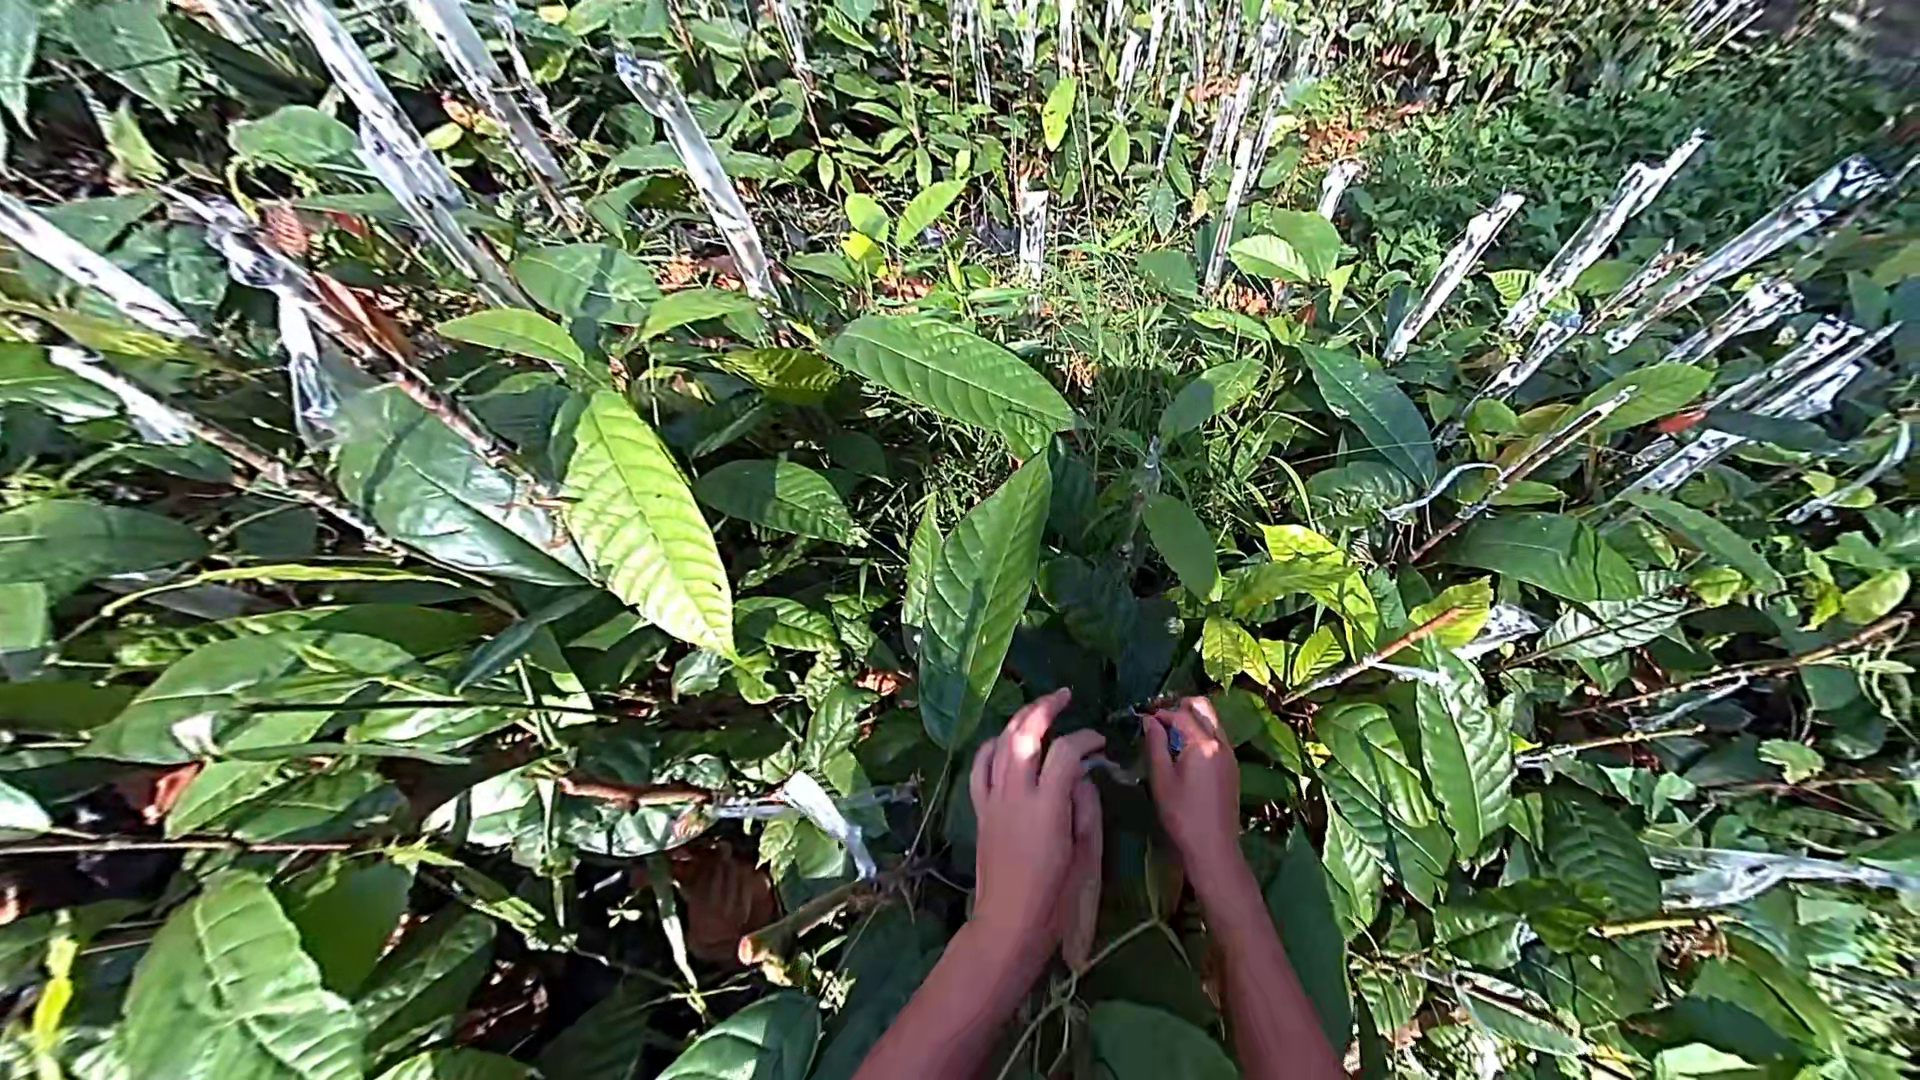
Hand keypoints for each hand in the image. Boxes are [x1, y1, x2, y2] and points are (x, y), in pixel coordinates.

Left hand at [969, 688, 1104, 960]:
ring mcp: (993, 798)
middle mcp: (1016, 793)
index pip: (1066, 753)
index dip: (1086, 740)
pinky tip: (1004, 739)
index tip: (1100, 742)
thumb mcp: (1084, 853)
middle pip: (1025, 733)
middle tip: (1064, 695)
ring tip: (1038, 708)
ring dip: (1020, 719)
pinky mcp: (980, 808)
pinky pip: (980, 765)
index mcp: (1047, 806)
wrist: (1008, 923)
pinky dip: (992, 745)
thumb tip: (1082, 777)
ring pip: (1001, 742)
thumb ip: (1085, 807)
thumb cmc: (1055, 898)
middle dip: (1045, 707)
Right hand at [1142, 697, 1242, 884]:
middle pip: (1205, 709)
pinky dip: (1201, 733)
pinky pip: (1217, 737)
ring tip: (1170, 732)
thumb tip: (1149, 720)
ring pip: (1213, 722)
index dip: (1161, 713)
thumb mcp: (1161, 778)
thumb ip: (1155, 744)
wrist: (1214, 848)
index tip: (1144, 719)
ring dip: (1192, 719)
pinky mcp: (1232, 768)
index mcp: (1204, 745)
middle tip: (1160, 718)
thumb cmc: (1182, 813)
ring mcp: (1230, 756)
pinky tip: (1185, 749)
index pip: (1181, 714)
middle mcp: (1221, 744)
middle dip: (1181, 706)